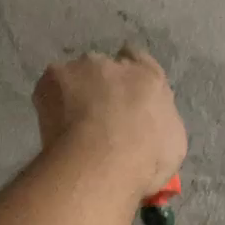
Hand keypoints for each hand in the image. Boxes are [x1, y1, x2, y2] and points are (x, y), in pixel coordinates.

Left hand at [32, 47, 186, 199]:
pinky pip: (52, 89)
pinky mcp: (51, 78)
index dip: (130, 75)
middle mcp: (116, 63)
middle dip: (102, 86)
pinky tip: (58, 129)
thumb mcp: (172, 144)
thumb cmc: (146, 159)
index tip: (126, 94)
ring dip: (76, 94)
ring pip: (76, 76)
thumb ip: (160, 120)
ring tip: (75, 127)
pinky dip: (53, 105)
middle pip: (105, 68)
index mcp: (150, 78)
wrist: (100, 165)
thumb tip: (149, 120)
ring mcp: (81, 67)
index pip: (139, 59)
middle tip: (100, 119)